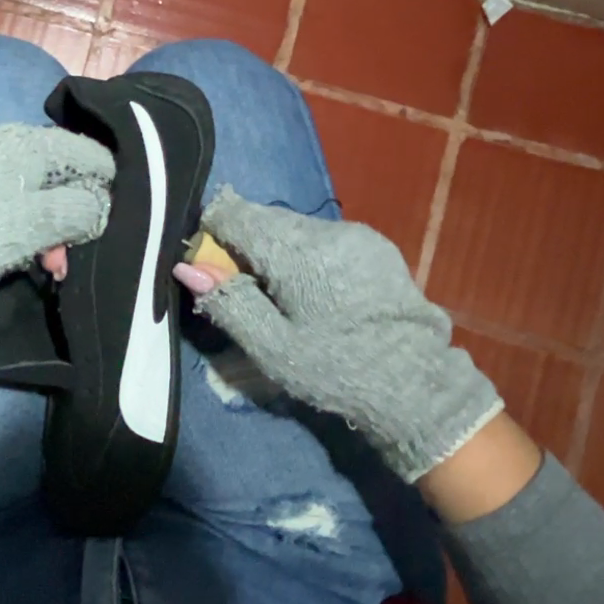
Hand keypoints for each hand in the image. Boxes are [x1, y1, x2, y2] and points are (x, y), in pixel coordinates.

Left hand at [0, 124, 113, 338]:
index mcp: (27, 140)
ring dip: (51, 231)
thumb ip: (80, 209)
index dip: (107, 181)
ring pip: (35, 195)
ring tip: (50, 267)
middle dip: (74, 216)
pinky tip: (25, 256)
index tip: (116, 213)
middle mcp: (5, 144)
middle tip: (73, 255)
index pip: (86, 150)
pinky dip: (25, 229)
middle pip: (60, 175)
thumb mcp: (40, 222)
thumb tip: (100, 203)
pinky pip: (10, 204)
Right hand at [174, 188, 502, 481]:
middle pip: (264, 219)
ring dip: (274, 249)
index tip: (208, 266)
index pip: (234, 215)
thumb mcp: (271, 347)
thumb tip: (185, 265)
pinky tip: (312, 290)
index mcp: (297, 251)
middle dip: (243, 244)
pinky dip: (303, 253)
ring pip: (292, 227)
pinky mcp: (375, 246)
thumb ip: (227, 300)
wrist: (418, 389)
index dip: (211, 234)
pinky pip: (321, 237)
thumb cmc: (335, 371)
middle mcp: (326, 229)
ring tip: (278, 293)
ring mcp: (355, 234)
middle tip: (241, 287)